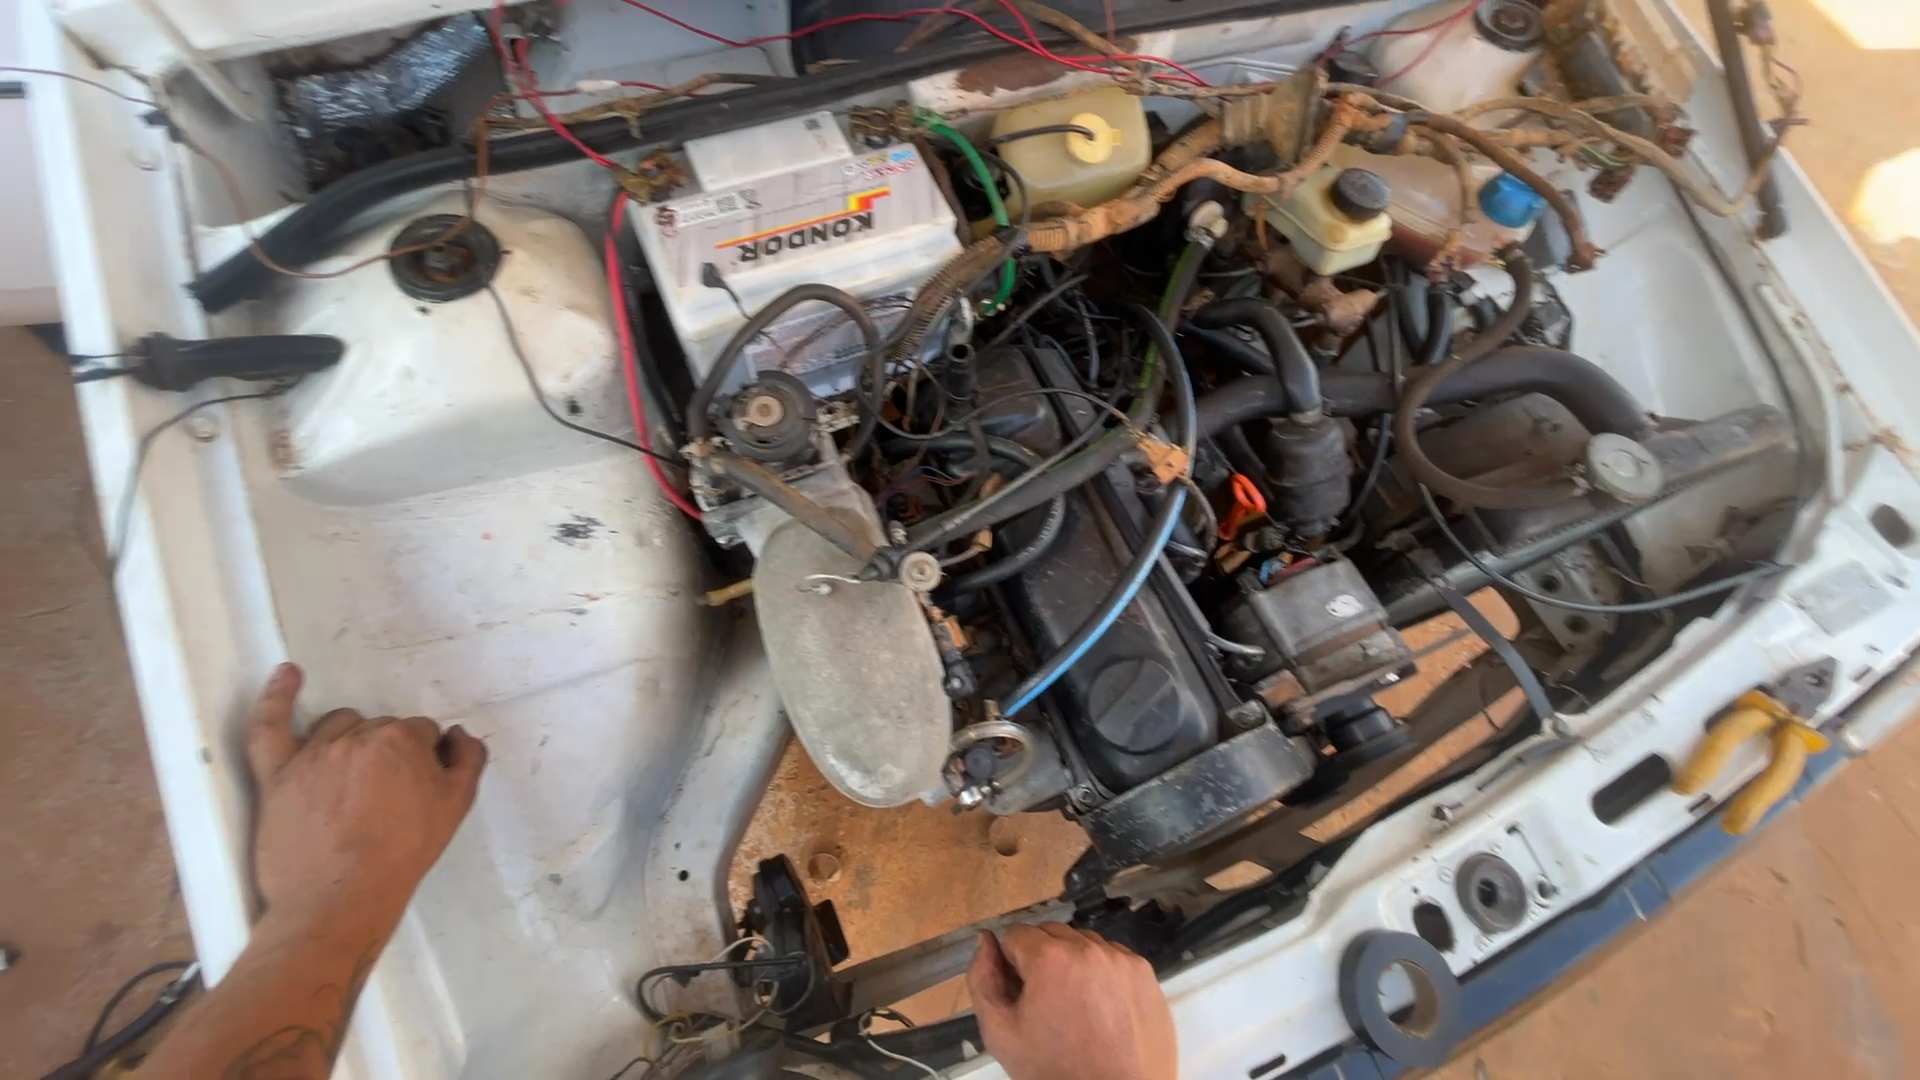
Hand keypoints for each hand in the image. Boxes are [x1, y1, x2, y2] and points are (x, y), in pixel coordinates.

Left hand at [245, 663, 486, 937]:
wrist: (341, 898)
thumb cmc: (406, 849)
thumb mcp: (457, 803)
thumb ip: (468, 758)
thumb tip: (456, 736)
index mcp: (402, 740)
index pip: (421, 733)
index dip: (424, 758)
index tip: (419, 787)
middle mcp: (357, 737)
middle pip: (381, 727)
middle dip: (391, 751)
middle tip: (391, 793)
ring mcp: (312, 755)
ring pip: (340, 724)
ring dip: (354, 738)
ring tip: (358, 775)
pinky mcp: (276, 776)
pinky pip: (268, 727)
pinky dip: (276, 697)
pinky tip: (287, 674)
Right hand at [967, 924, 1176, 1079]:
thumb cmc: (1054, 1072)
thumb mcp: (1001, 1034)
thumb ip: (983, 979)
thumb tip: (986, 939)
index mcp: (1049, 958)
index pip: (1016, 933)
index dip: (1011, 962)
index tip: (1018, 991)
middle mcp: (1087, 947)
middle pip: (1050, 934)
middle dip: (1041, 959)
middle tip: (1045, 1001)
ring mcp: (1120, 958)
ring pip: (1083, 942)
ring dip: (1072, 962)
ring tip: (1075, 1006)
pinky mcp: (1145, 973)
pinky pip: (1113, 957)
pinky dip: (1102, 972)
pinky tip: (1102, 1007)